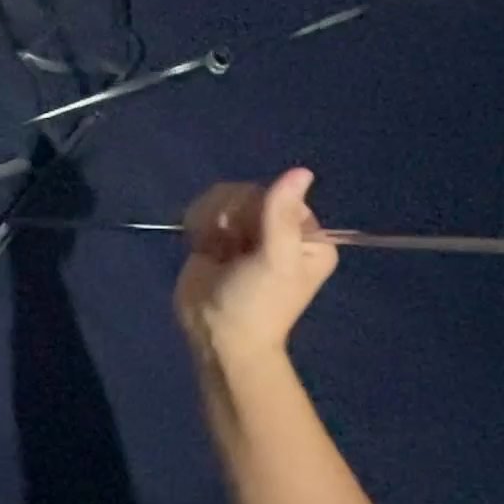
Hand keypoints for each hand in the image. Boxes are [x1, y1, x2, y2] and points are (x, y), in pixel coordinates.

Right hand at [174, 168, 337, 368]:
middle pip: (246, 193)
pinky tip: (200, 245)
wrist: (216, 333)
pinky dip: (196, 223)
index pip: (277, 195)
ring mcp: (245, 234)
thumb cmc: (256, 302)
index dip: (256, 209)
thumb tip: (301, 170)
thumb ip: (281, 215)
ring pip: (221, 198)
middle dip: (229, 215)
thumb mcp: (274, 259)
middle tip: (228, 246)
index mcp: (306, 237)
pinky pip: (203, 209)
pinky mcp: (216, 237)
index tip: (248, 238)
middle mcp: (278, 231)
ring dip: (210, 219)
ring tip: (212, 248)